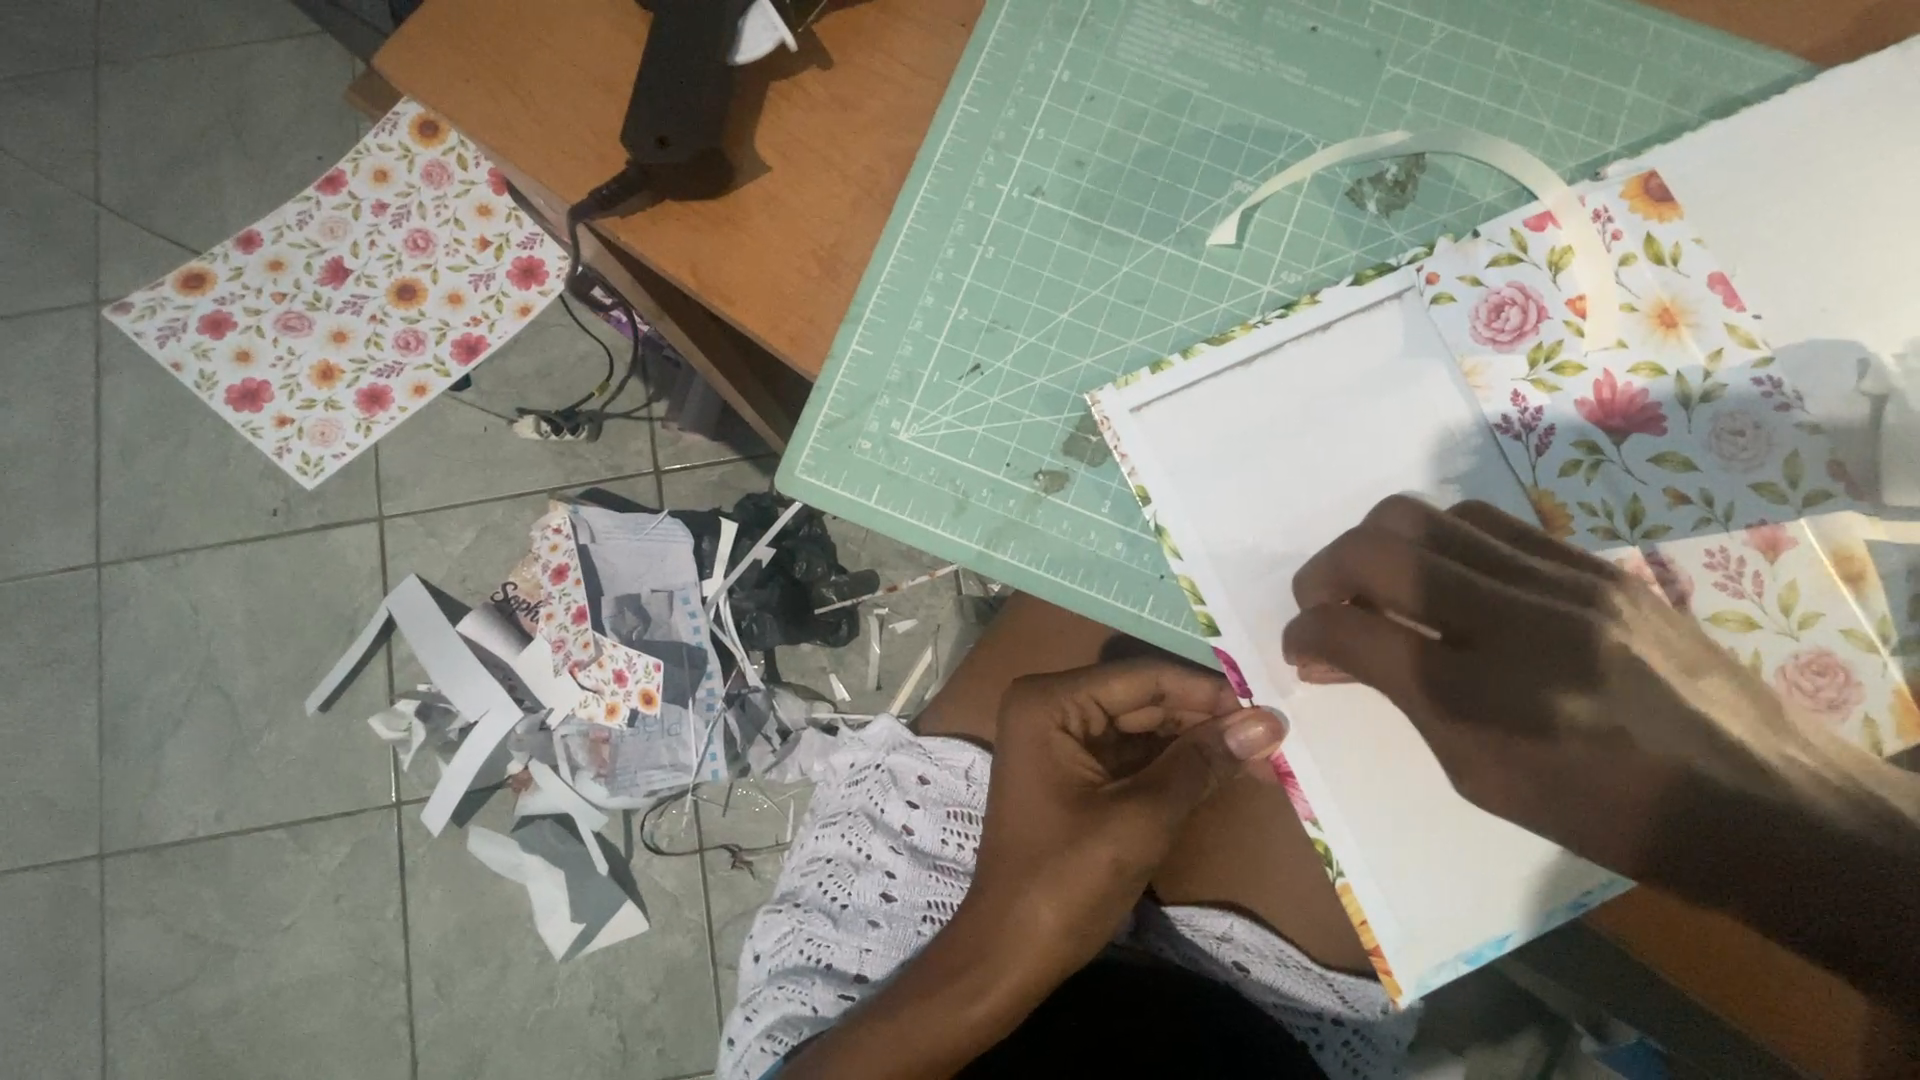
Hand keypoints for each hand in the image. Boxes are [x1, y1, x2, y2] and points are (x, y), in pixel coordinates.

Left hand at [963, 660, 1286, 982]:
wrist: (1011, 951)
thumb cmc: (1066, 880)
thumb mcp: (1142, 817)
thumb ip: (1202, 763)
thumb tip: (1268, 722)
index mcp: (1050, 702)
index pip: (1143, 678)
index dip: (1208, 691)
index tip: (1269, 708)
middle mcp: (1051, 708)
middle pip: (1144, 699)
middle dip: (1206, 720)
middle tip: (1276, 739)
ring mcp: (1060, 740)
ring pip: (1142, 727)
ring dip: (1197, 744)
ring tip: (1264, 758)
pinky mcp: (1073, 772)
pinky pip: (1132, 755)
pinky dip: (1174, 765)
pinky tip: (1223, 772)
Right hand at [1278, 495, 1825, 883]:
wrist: (1762, 803)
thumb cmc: (1599, 811)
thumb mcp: (1475, 773)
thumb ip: (1397, 695)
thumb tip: (1327, 651)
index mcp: (1477, 698)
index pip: (1348, 627)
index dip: (1301, 631)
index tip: (1298, 645)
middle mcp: (1514, 621)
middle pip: (1377, 547)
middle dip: (1324, 572)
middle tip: (1325, 607)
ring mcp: (1562, 581)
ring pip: (1424, 516)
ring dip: (1377, 547)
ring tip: (1379, 586)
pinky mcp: (1595, 565)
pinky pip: (1485, 522)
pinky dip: (1439, 542)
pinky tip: (1445, 579)